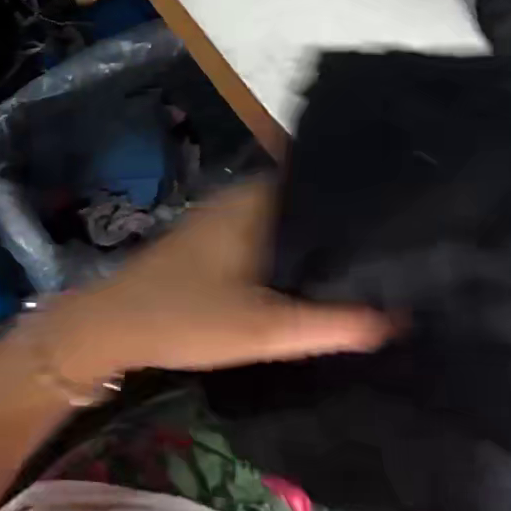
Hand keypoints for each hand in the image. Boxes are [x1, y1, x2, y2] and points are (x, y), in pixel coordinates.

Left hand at [27, 181, 396, 386]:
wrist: (112, 326)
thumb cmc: (185, 319)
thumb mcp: (263, 330)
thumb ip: (329, 325)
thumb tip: (395, 320)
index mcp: (253, 204)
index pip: (318, 180)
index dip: (356, 194)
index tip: (398, 213)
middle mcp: (236, 200)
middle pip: (300, 199)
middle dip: (338, 219)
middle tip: (390, 243)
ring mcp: (217, 218)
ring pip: (278, 218)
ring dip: (309, 234)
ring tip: (360, 257)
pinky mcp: (205, 240)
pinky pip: (258, 233)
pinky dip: (283, 247)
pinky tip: (303, 273)